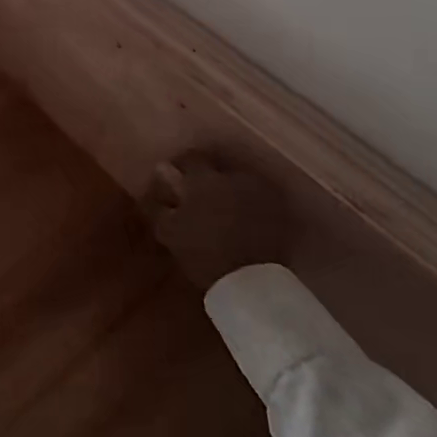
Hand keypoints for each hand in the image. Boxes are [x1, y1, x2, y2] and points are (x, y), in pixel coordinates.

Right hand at [142, 154, 288, 287]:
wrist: (248, 278)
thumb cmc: (201, 252)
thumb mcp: (168, 231)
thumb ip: (158, 202)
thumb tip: (156, 180)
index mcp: (203, 180)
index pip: (190, 158)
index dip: (181, 163)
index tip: (174, 172)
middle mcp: (234, 177)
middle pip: (218, 165)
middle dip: (207, 174)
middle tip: (198, 190)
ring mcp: (260, 190)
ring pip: (240, 180)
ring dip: (229, 188)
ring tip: (221, 205)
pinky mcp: (280, 208)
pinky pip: (259, 196)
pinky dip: (249, 202)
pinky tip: (242, 217)